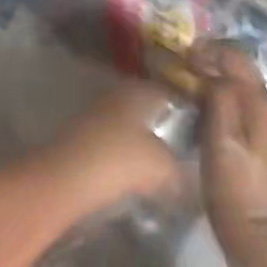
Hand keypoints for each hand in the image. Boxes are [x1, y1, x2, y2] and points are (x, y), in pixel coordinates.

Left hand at [43, 80, 182, 202]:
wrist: (66, 177)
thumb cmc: (121, 160)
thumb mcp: (162, 167)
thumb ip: (179, 168)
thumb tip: (186, 175)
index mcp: (139, 90)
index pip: (171, 95)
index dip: (187, 114)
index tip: (200, 135)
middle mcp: (118, 93)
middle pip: (148, 109)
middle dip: (164, 130)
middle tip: (183, 154)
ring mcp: (97, 112)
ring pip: (129, 125)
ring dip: (142, 144)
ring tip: (160, 170)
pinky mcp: (82, 135)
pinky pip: (112, 141)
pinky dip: (123, 154)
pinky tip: (133, 176)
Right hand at [190, 41, 266, 242]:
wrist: (245, 221)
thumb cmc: (231, 180)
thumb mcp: (221, 138)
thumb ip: (220, 99)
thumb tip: (211, 71)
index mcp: (258, 99)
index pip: (235, 56)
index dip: (209, 50)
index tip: (184, 55)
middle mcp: (262, 100)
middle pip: (236, 64)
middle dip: (210, 56)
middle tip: (181, 61)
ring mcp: (257, 114)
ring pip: (233, 77)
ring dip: (211, 69)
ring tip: (185, 73)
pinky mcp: (247, 126)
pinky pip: (230, 92)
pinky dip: (213, 85)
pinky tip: (195, 94)